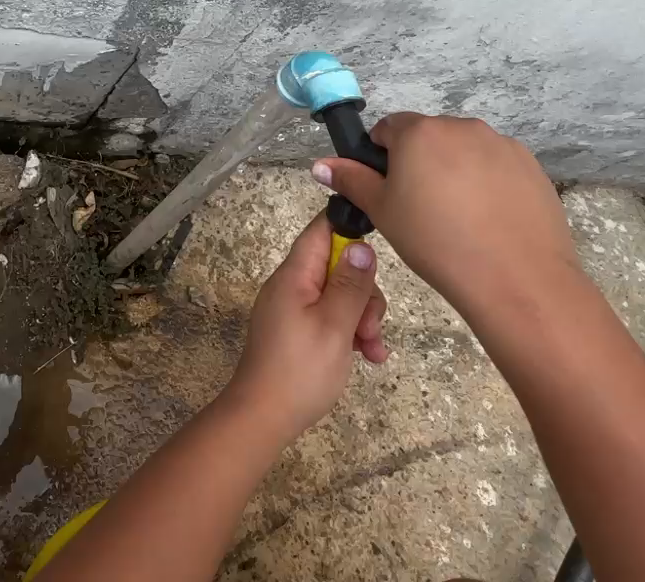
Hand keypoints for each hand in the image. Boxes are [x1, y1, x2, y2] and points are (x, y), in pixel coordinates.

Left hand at [222, 215, 386, 442]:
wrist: (264, 416)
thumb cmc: (301, 368)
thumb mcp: (335, 325)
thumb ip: (350, 285)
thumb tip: (359, 245)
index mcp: (293, 275)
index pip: (320, 231)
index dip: (349, 229)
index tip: (379, 245)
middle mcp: (290, 286)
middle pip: (337, 268)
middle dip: (364, 293)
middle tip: (370, 327)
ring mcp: (293, 309)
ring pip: (339, 297)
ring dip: (362, 319)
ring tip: (373, 351)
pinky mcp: (297, 331)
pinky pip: (330, 319)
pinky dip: (350, 333)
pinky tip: (368, 357)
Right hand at [311, 112, 578, 314]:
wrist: (516, 278)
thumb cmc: (435, 240)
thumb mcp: (381, 211)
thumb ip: (351, 180)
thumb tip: (321, 164)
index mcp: (420, 132)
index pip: (388, 128)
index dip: (381, 156)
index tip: (387, 189)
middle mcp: (461, 127)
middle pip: (428, 137)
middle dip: (418, 162)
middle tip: (418, 207)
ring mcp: (501, 145)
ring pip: (463, 151)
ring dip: (453, 171)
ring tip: (457, 217)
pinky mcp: (531, 167)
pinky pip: (496, 166)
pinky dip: (486, 183)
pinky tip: (487, 219)